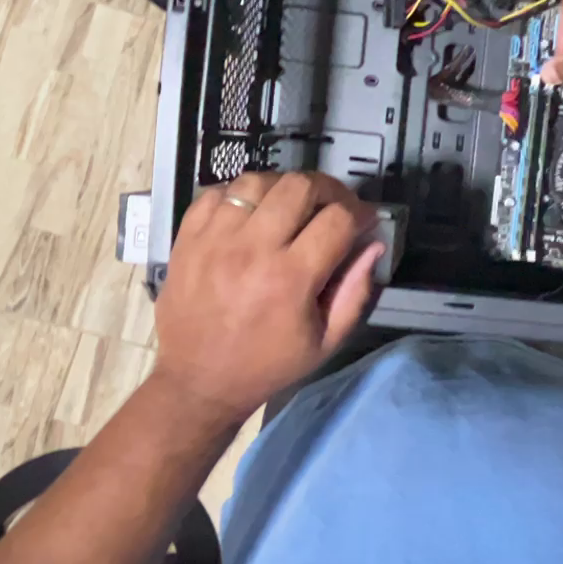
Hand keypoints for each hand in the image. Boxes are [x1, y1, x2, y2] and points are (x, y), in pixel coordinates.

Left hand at [153, 172, 383, 423]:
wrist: (197, 382)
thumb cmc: (268, 365)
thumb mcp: (326, 341)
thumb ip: (356, 291)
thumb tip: (374, 245)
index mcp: (290, 279)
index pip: (338, 219)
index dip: (361, 213)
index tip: (365, 221)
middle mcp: (252, 249)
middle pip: (299, 186)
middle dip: (328, 190)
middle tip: (334, 206)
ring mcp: (215, 239)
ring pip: (258, 181)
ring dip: (284, 188)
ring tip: (294, 206)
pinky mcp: (188, 237)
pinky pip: (219, 192)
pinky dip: (242, 195)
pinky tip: (254, 212)